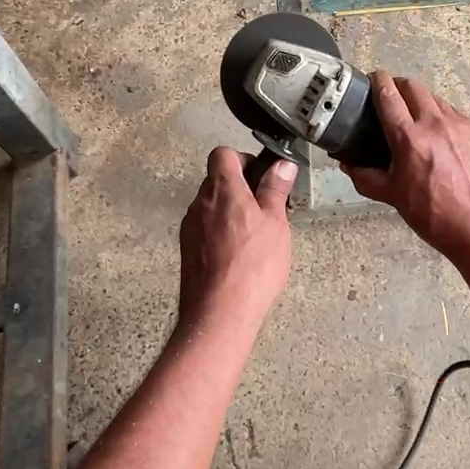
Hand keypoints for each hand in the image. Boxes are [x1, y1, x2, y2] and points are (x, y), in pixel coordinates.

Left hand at [177, 147, 295, 331]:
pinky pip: (204, 229)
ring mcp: (190, 228)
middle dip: (240, 188)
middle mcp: (200, 204)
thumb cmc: (252, 266)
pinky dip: (220, 233)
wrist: (218, 315)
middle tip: (264, 208)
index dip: (243, 159)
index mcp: (222, 189)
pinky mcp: (187, 252)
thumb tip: (282, 164)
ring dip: (230, 211)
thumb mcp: (275, 223)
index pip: (222, 153)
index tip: (260, 176)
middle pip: (216, 180)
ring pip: (211, 206)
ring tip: (254, 236)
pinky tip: (238, 255)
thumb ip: (275, 190)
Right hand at [340, 71, 469, 261]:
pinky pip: (453, 113)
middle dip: (398, 85)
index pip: (388, 95)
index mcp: (410, 139)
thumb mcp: (395, 198)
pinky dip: (441, 116)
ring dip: (420, 101)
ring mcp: (459, 124)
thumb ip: (367, 177)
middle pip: (412, 86)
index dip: (378, 81)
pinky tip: (440, 135)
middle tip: (391, 96)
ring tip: (415, 118)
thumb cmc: (438, 217)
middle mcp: (435, 124)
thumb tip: (349, 165)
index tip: (373, 79)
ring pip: (434, 97)